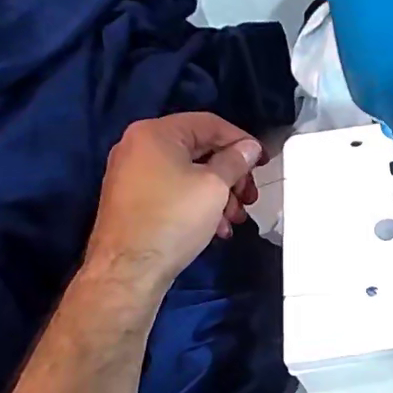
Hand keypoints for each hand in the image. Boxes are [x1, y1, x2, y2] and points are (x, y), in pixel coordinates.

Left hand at [80, 114, 262, 298]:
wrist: (128, 269)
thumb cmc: (173, 218)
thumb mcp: (214, 186)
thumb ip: (236, 161)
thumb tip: (249, 147)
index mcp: (156, 133)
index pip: (210, 124)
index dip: (242, 141)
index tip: (264, 162)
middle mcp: (138, 146)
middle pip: (200, 150)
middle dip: (232, 175)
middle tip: (249, 197)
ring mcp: (132, 174)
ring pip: (189, 174)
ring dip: (219, 194)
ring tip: (234, 219)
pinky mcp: (133, 200)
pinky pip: (173, 191)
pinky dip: (198, 203)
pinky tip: (216, 228)